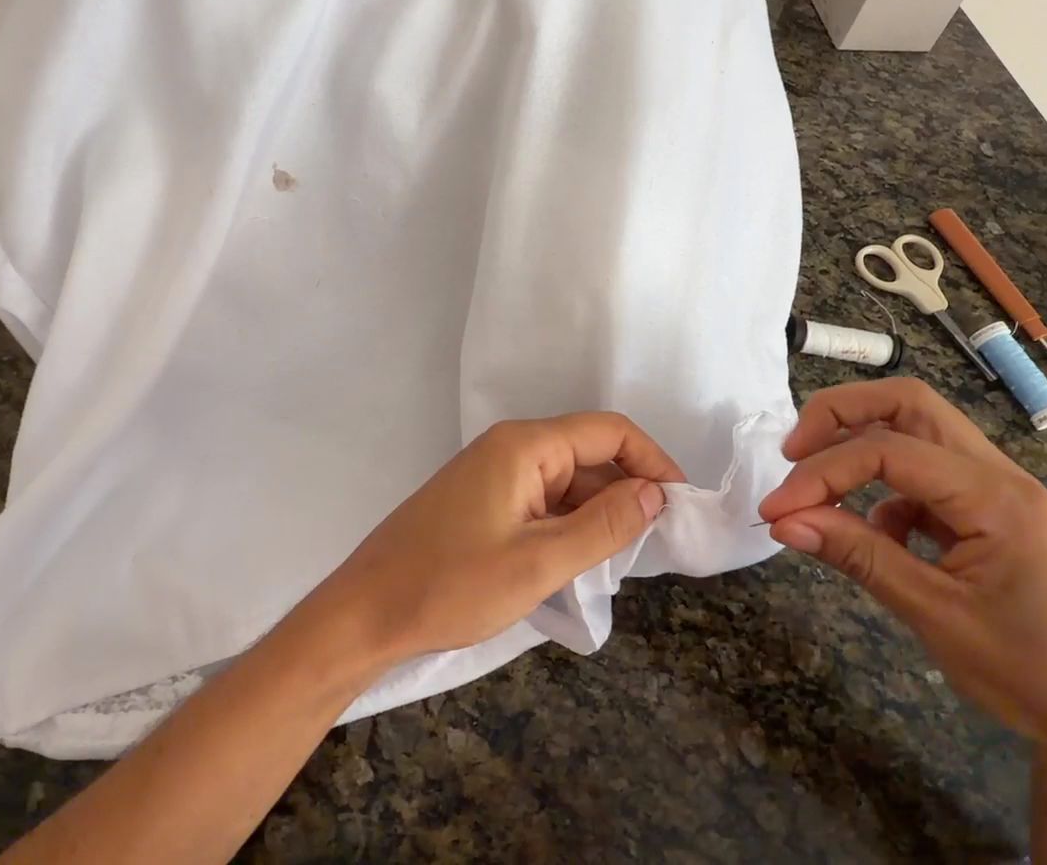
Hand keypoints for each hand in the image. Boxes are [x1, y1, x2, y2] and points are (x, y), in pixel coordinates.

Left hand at [305, 412, 684, 664]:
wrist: (364, 614)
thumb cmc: (450, 586)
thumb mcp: (539, 562)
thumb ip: (604, 525)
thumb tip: (656, 494)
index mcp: (524, 447)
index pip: (609, 432)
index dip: (653, 461)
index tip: (681, 505)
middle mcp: (509, 449)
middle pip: (589, 456)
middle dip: (628, 493)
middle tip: (659, 544)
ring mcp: (492, 477)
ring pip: (566, 483)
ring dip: (598, 514)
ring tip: (624, 560)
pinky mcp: (482, 504)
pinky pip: (541, 503)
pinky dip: (568, 526)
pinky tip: (580, 562)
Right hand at [757, 378, 1046, 783]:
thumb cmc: (1032, 675)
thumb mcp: (934, 614)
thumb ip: (858, 556)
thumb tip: (784, 521)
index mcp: (996, 496)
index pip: (888, 451)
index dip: (820, 472)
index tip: (774, 510)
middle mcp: (1003, 477)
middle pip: (910, 405)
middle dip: (840, 416)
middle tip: (792, 453)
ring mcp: (1003, 494)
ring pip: (921, 435)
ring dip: (863, 449)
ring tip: (821, 494)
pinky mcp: (998, 516)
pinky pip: (932, 479)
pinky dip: (889, 493)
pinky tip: (876, 537)